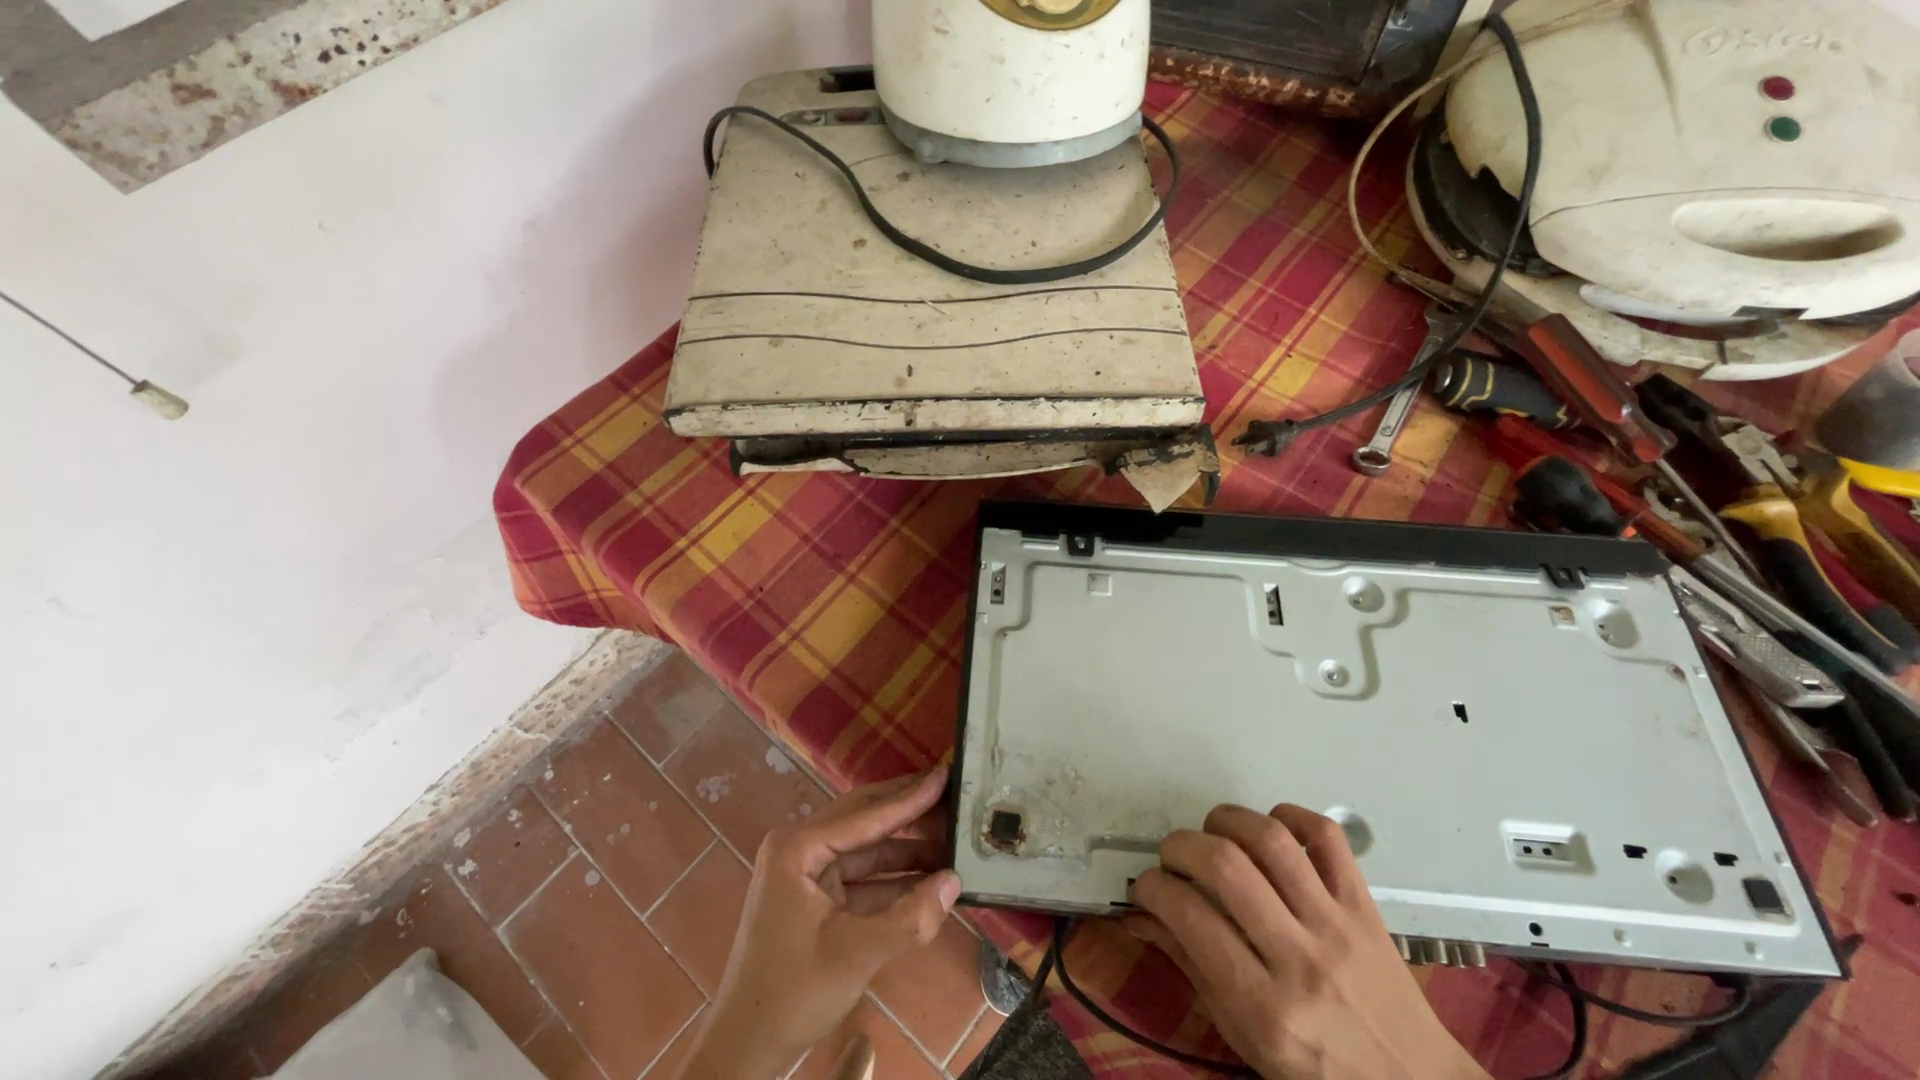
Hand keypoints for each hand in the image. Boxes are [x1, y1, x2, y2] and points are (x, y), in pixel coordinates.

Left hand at [677, 766, 959, 1078]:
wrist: (747, 1043)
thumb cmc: (793, 992)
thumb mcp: (856, 953)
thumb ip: (909, 917)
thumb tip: (955, 882)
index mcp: (798, 848)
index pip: (866, 815)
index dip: (911, 797)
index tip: (947, 773)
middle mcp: (800, 849)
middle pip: (865, 820)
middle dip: (911, 812)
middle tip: (956, 796)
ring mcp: (807, 873)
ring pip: (868, 849)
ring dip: (908, 849)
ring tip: (955, 837)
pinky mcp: (817, 898)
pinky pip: (863, 877)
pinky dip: (895, 878)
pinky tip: (931, 877)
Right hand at [1125, 804, 1488, 1079]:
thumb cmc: (1317, 1069)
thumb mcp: (1243, 1035)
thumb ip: (1191, 967)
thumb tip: (1141, 916)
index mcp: (1262, 1005)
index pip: (1189, 916)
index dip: (1152, 888)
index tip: (1146, 888)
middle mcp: (1299, 958)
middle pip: (1225, 866)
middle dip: (1180, 846)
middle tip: (1171, 858)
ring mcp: (1337, 925)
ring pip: (1271, 840)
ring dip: (1226, 820)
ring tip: (1211, 833)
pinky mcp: (1365, 904)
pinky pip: (1327, 837)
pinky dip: (1290, 815)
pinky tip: (1268, 827)